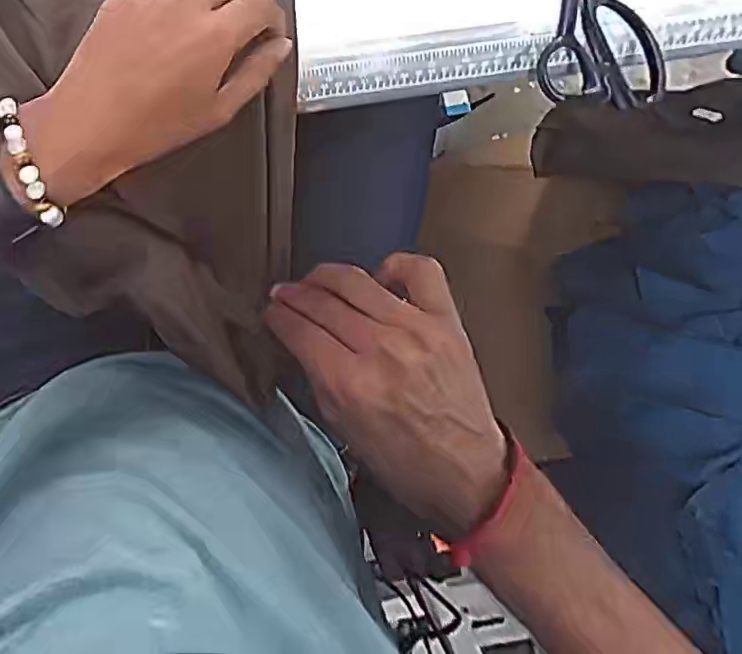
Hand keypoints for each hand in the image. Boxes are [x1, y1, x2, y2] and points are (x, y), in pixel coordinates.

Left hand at [19, 0, 290, 203]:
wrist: (89, 123)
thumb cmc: (151, 127)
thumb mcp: (216, 111)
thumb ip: (255, 73)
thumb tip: (278, 46)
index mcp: (214, 35)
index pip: (262, 3)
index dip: (275, 16)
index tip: (270, 30)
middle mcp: (185, 3)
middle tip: (252, 6)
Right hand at [266, 254, 508, 539]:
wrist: (468, 474)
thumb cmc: (406, 461)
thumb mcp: (341, 427)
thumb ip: (315, 375)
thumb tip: (296, 336)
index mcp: (349, 384)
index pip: (297, 328)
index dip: (277, 315)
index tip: (272, 311)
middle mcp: (381, 351)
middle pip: (319, 300)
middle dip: (293, 294)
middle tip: (285, 294)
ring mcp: (416, 330)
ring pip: (353, 279)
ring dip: (324, 276)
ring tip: (317, 282)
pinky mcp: (445, 321)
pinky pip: (415, 270)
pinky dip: (392, 266)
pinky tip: (379, 280)